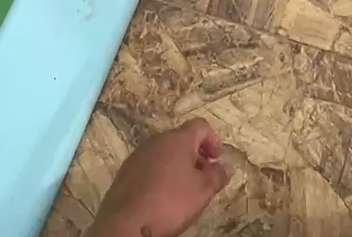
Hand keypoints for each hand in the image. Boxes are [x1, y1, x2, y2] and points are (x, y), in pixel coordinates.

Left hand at [89, 117, 231, 236]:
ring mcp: (138, 156)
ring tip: (183, 188)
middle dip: (196, 155)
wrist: (125, 226)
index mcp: (178, 139)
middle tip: (203, 176)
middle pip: (181, 139)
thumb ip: (217, 175)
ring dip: (177, 165)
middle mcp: (157, 141)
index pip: (200, 126)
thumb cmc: (170, 202)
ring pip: (164, 153)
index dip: (213, 140)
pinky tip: (161, 196)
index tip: (218, 159)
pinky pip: (149, 166)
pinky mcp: (124, 173)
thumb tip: (226, 167)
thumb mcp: (202, 191)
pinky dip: (159, 175)